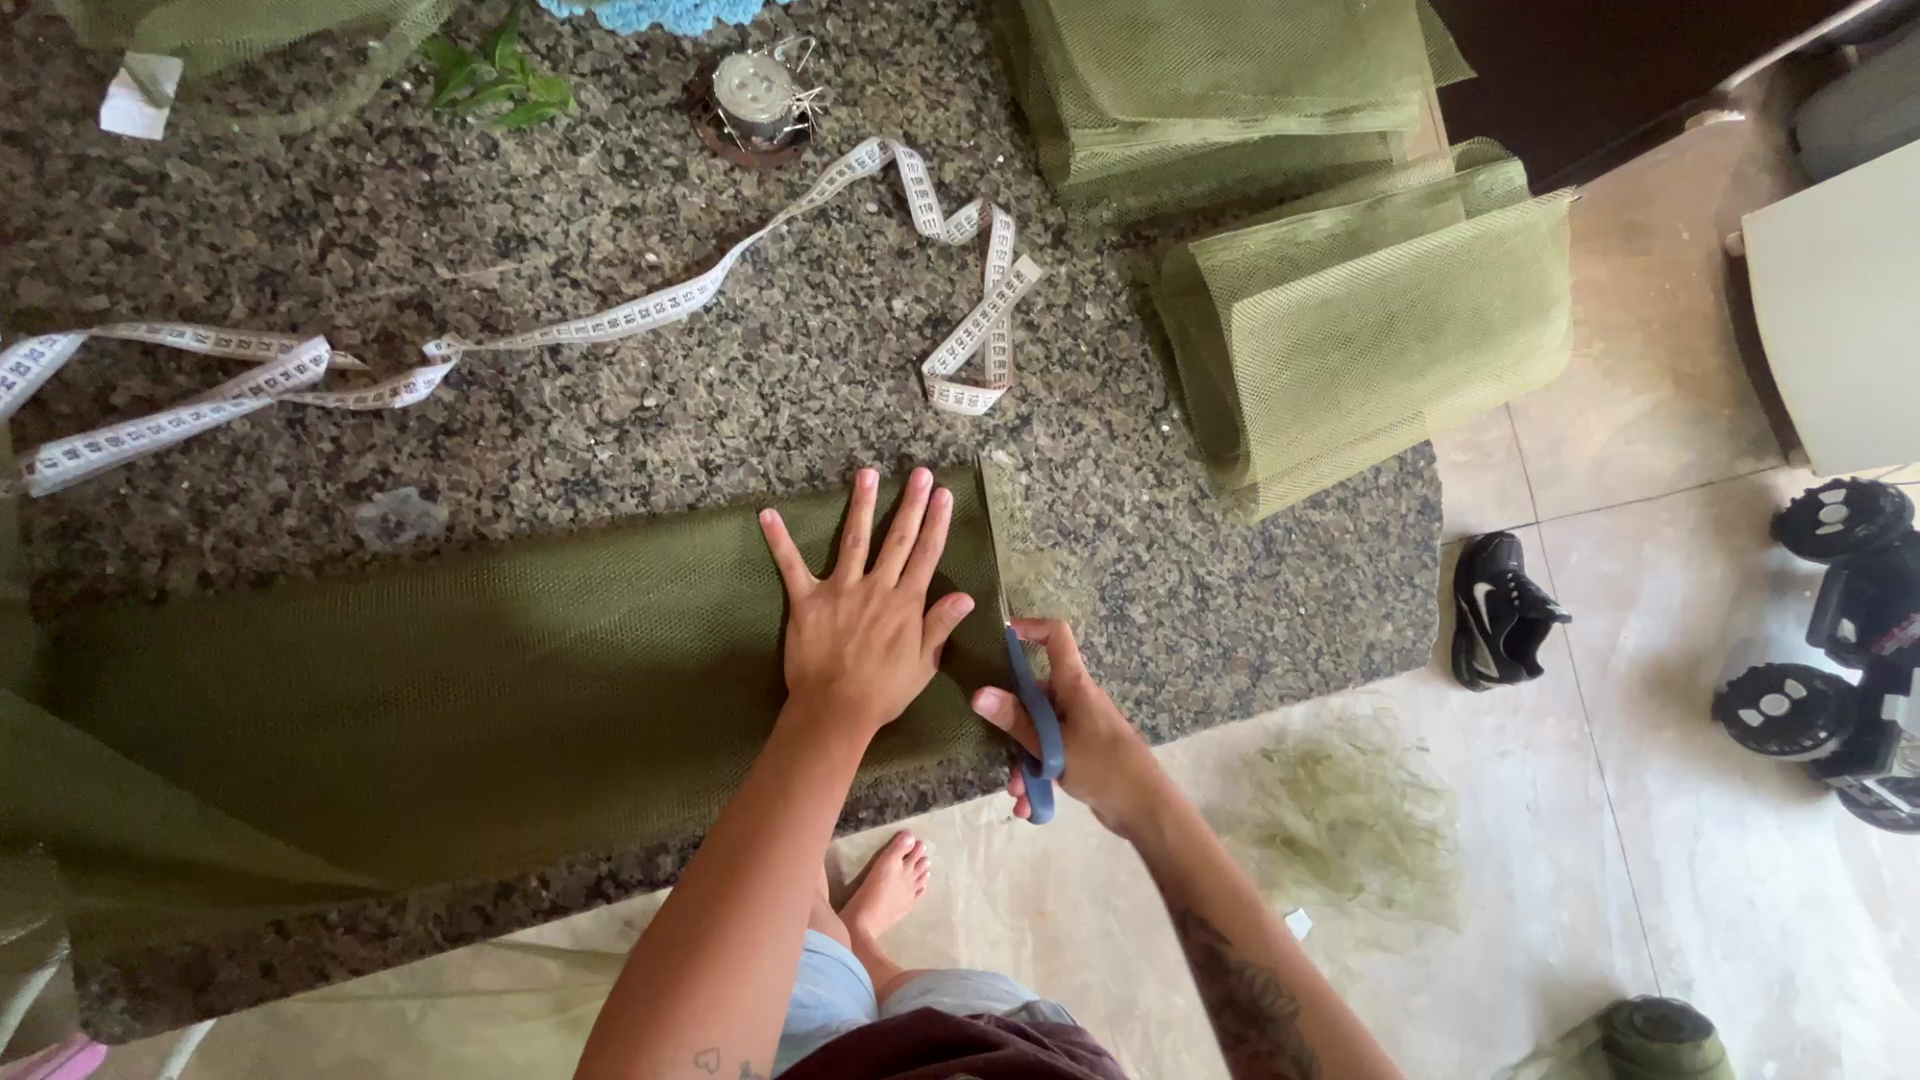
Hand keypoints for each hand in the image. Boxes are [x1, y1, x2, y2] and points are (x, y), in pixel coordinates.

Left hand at [760, 466, 975, 735]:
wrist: (836, 710)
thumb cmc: (883, 692)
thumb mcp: (923, 664)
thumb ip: (940, 626)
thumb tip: (966, 597)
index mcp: (905, 603)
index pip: (927, 555)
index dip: (936, 523)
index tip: (944, 495)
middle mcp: (876, 588)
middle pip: (898, 539)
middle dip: (911, 504)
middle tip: (919, 473)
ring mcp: (840, 590)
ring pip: (854, 539)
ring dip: (861, 505)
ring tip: (867, 473)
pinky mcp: (807, 600)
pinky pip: (791, 565)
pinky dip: (779, 540)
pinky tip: (768, 514)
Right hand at [970, 618, 1176, 837]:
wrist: (1145, 807)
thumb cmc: (1102, 766)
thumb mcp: (1052, 745)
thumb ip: (1016, 721)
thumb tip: (979, 693)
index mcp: (1073, 684)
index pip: (1056, 637)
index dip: (1030, 627)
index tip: (1002, 635)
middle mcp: (1076, 698)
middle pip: (1034, 695)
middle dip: (1013, 726)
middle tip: (996, 748)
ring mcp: (1080, 725)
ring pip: (1040, 731)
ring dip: (1025, 761)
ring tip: (1018, 792)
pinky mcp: (1083, 750)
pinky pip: (1052, 754)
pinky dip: (1039, 775)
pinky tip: (1030, 805)